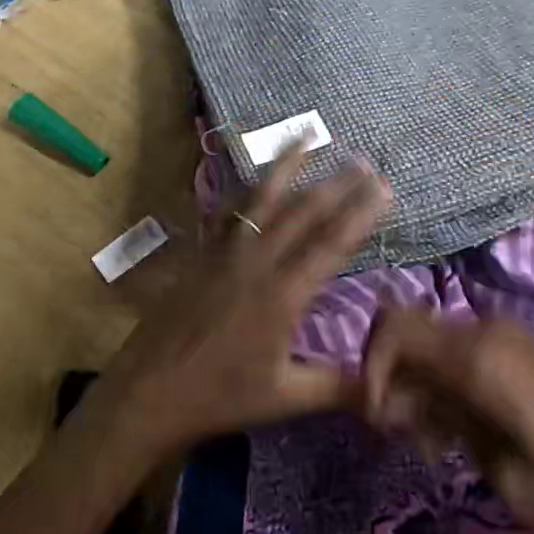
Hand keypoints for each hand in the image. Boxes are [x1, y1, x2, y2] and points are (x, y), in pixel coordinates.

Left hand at [99, 143, 391, 453]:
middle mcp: (258, 262)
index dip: (361, 213)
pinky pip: (230, 210)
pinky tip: (255, 175)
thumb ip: (337, 387)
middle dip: (338, 183)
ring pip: (263, 198)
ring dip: (288, 164)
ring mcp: (227, 252)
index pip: (331, 244)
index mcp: (283, 295)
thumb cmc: (220, 397)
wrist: (147, 394)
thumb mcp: (285, 398)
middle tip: (365, 161)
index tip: (384, 187)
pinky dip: (247, 188)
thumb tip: (385, 386)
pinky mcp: (203, 253)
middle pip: (304, 212)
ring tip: (307, 135)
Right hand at [361, 308, 533, 533]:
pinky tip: (466, 432)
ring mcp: (512, 336)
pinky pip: (468, 353)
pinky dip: (450, 384)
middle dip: (395, 380)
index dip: (371, 367)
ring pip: (438, 343)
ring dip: (422, 385)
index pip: (394, 328)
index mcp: (479, 355)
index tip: (376, 419)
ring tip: (436, 444)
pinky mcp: (528, 350)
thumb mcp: (507, 477)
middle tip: (403, 438)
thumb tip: (403, 402)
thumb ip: (446, 427)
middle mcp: (490, 330)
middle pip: (412, 332)